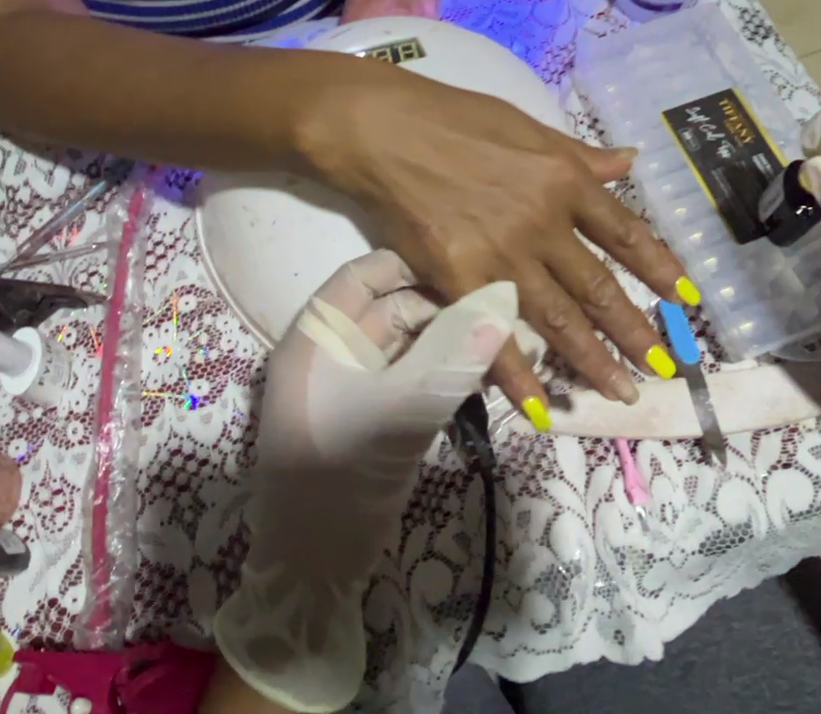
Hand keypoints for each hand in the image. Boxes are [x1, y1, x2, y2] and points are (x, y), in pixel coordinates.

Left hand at [212, 251, 513, 711]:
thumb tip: (503, 304)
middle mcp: (334, 350)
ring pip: (410, 344)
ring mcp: (357, 384)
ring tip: (505, 343)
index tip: (466, 260)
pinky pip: (416, 377)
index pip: (361, 276)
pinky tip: (486, 376)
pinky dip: (447, 373)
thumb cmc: (339, 471)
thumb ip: (451, 358)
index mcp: (318, 335)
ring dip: (452, 343)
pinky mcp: (378, 415)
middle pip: (392, 308)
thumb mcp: (397, 409)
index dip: (410, 264)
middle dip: (444, 308)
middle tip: (503, 310)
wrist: (314, 561)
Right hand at [300, 62, 691, 430]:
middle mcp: (542, 222)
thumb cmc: (452, 117)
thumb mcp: (525, 124)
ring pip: (557, 318)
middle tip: (662, 367)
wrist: (381, 129)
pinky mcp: (457, 277)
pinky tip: (539, 408)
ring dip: (592, 360)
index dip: (659, 269)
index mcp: (563, 179)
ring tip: (620, 392)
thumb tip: (628, 163)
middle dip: (633, 331)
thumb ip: (578, 152)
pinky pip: (494, 333)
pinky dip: (517, 376)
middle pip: (597, 287)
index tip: (685, 299)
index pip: (625, 233)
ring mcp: (500, 254)